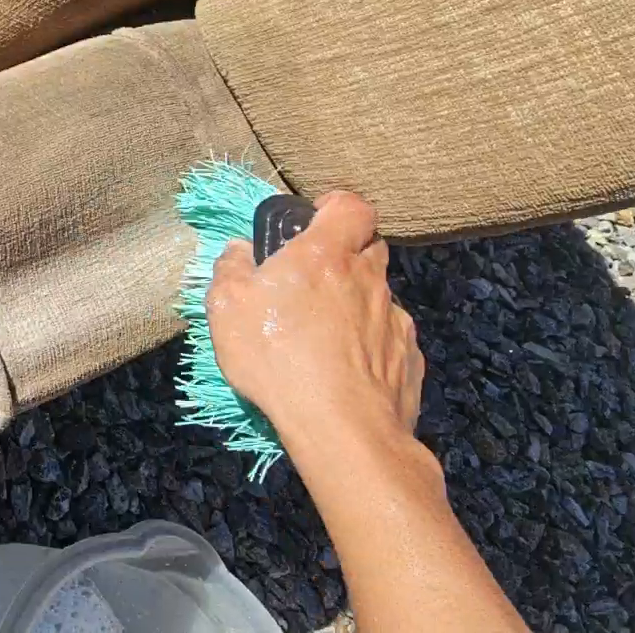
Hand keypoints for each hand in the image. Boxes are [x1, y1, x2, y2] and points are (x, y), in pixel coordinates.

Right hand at [205, 191, 423, 452]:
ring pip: (375, 292)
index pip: (351, 206)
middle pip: (367, 247)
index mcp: (323, 256)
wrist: (341, 428)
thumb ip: (231, 267)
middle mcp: (367, 279)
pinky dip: (365, 337)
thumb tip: (241, 251)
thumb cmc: (275, 355)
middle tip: (304, 278)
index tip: (310, 221)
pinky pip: (385, 333)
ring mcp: (395, 320)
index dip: (332, 207)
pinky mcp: (410, 358)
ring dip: (350, 298)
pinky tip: (338, 363)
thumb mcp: (225, 305)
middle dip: (340, 253)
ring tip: (317, 330)